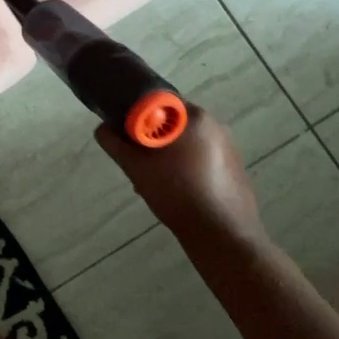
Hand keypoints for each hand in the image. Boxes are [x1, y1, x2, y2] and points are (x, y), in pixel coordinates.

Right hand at [95, 108, 264, 247]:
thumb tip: (104, 127)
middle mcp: (214, 124)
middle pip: (170, 121)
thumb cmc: (177, 193)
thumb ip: (113, 141)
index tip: (125, 133)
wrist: (223, 237)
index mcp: (193, 116)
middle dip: (150, 137)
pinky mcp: (234, 166)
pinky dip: (185, 164)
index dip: (135, 114)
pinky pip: (201, 154)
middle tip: (138, 159)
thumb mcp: (134, 166)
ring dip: (166, 152)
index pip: (155, 100)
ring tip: (155, 179)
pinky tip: (177, 189)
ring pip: (184, 139)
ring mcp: (228, 146)